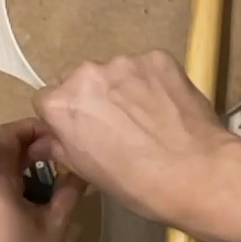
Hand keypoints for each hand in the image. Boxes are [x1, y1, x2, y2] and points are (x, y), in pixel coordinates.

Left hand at [0, 119, 87, 241]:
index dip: (31, 129)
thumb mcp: (57, 223)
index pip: (6, 136)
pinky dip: (5, 181)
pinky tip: (28, 195)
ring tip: (46, 175)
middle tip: (55, 155)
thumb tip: (79, 164)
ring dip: (15, 164)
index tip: (56, 136)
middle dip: (25, 146)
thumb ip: (68, 186)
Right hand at [30, 50, 239, 226]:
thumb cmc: (136, 183)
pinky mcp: (157, 58)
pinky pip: (147, 68)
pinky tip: (166, 108)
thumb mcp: (87, 172)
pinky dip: (153, 83)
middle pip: (82, 81)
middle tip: (118, 127)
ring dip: (125, 89)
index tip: (84, 131)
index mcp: (61, 104)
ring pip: (115, 73)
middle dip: (95, 99)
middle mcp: (86, 74)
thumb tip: (44, 141)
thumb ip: (60, 147)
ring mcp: (124, 63)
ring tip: (148, 119)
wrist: (195, 172)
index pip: (48, 100)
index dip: (66, 117)